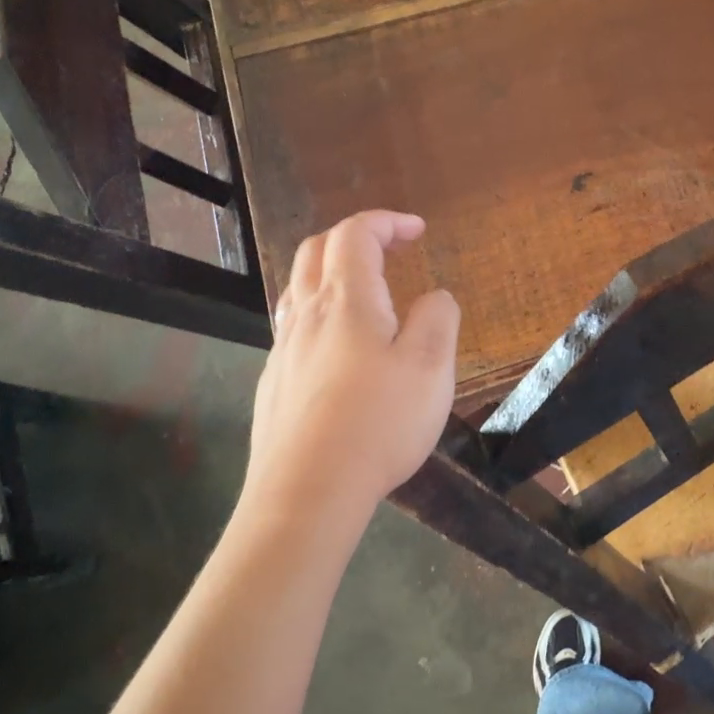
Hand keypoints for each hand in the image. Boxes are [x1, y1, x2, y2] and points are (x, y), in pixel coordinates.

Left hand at [243, 210, 460, 521]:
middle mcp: (307, 316)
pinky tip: (341, 346)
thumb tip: (435, 297)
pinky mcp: (275, 384)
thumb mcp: (432, 366)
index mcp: (348, 302)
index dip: (386, 222)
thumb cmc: (379, 422)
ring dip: (331, 272)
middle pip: (316, 252)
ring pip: (298, 289)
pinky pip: (294, 327)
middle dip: (355, 237)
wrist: (307, 491)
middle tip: (392, 247)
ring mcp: (284, 351)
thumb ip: (438, 318)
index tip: (418, 230)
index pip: (355, 236)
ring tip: (366, 290)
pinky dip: (320, 312)